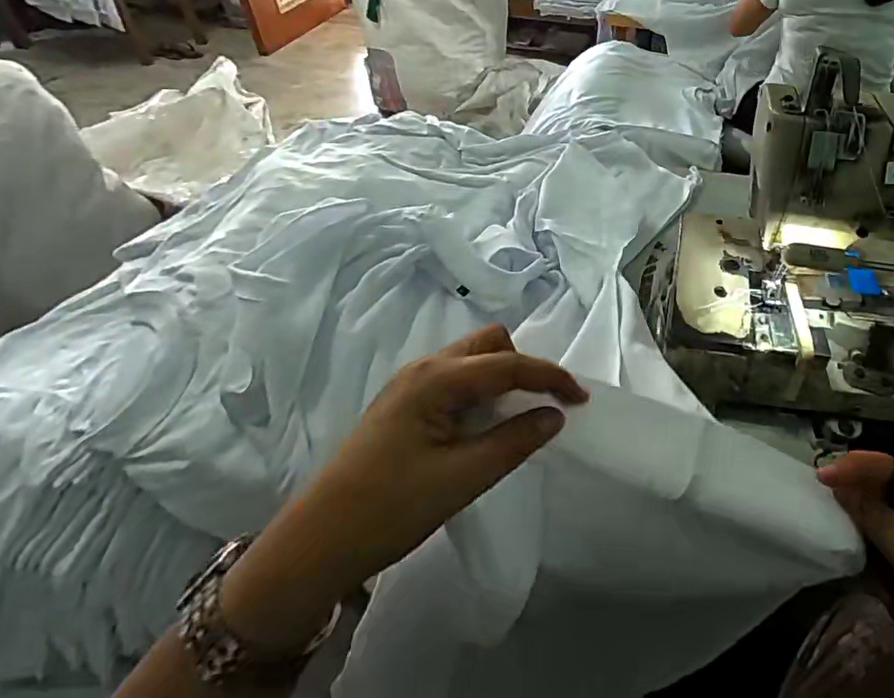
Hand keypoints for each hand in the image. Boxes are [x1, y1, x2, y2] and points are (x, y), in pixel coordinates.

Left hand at [219, 325, 586, 653]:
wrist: (311, 548)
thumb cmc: (388, 510)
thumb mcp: (462, 479)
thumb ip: (515, 441)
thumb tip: (555, 416)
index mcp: (436, 380)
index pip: (509, 364)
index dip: (551, 377)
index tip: (582, 399)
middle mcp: (422, 369)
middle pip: (489, 344)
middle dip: (523, 366)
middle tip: (541, 405)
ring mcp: (408, 385)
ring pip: (471, 359)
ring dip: (501, 377)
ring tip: (515, 417)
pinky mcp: (401, 404)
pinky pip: (455, 379)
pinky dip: (480, 391)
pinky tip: (482, 425)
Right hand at [818, 452, 893, 696]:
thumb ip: (879, 520)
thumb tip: (842, 487)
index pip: (893, 470)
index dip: (861, 466)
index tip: (828, 472)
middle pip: (877, 490)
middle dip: (850, 486)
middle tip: (816, 486)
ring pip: (866, 517)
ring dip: (846, 514)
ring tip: (817, 508)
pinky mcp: (889, 569)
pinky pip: (863, 546)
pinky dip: (848, 542)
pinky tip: (829, 536)